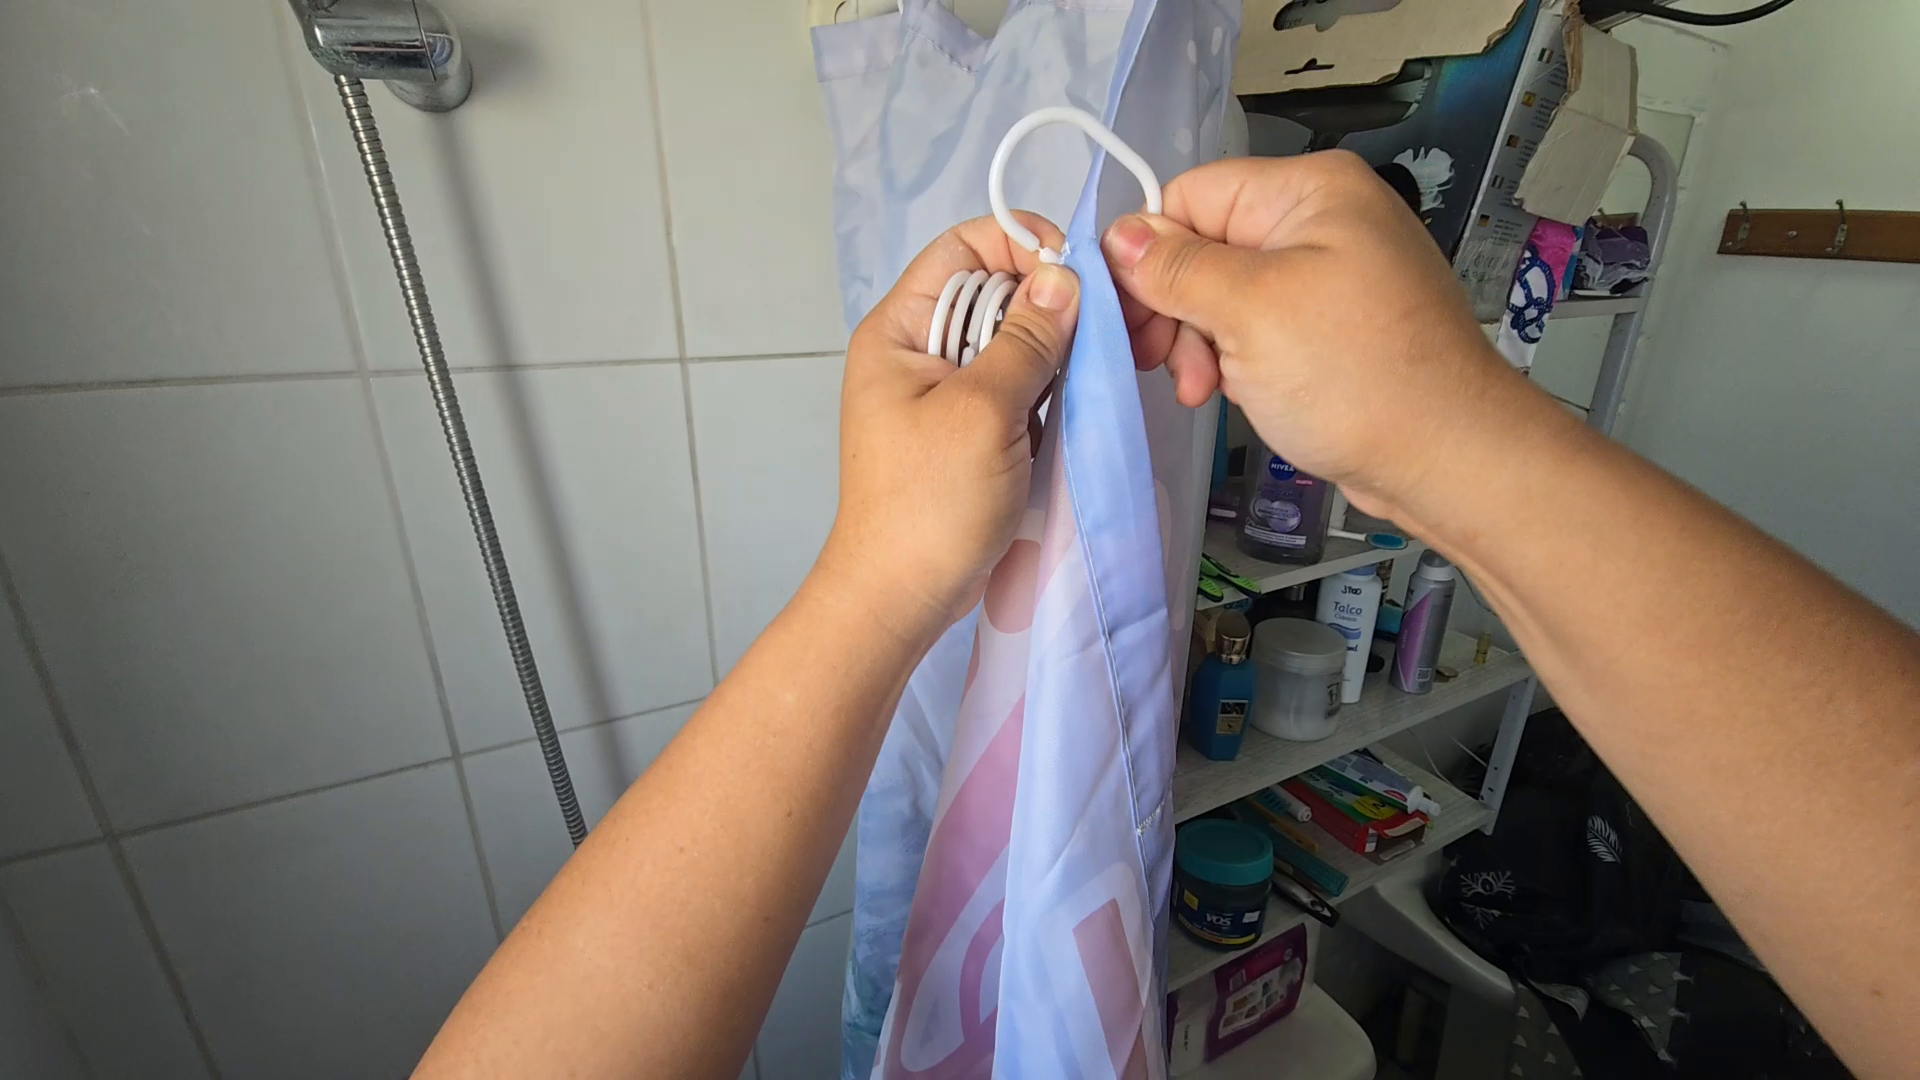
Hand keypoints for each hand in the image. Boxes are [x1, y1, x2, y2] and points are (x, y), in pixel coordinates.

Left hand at [818, 213, 1079, 641]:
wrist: (904, 594)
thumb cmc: (930, 501)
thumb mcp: (983, 410)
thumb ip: (1025, 339)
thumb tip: (1064, 277)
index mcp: (900, 330)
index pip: (962, 249)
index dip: (1019, 243)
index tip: (1076, 268)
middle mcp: (919, 352)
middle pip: (991, 294)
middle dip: (1046, 302)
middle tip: (1102, 324)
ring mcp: (945, 395)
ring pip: (1009, 345)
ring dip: (1052, 351)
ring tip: (1094, 366)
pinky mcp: (971, 432)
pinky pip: (1014, 390)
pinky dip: (1046, 390)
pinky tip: (1076, 399)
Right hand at [1101, 152, 1516, 520]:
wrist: (1438, 458)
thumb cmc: (1349, 374)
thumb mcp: (1250, 311)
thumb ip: (1177, 269)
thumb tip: (1115, 235)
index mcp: (1304, 192)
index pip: (1186, 198)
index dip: (1147, 254)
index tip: (1128, 319)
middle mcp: (1311, 222)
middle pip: (1198, 248)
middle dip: (1171, 309)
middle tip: (1157, 363)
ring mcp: (1316, 278)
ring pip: (1215, 295)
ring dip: (1193, 344)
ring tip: (1200, 389)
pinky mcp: (1316, 326)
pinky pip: (1245, 327)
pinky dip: (1224, 359)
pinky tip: (1224, 391)